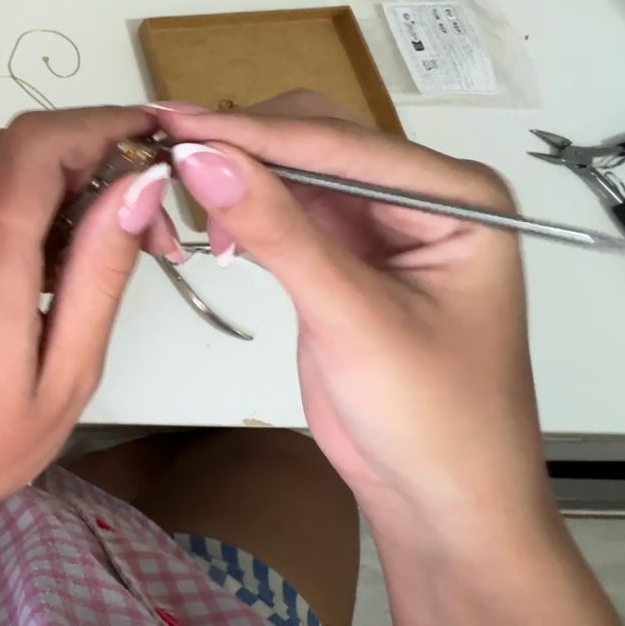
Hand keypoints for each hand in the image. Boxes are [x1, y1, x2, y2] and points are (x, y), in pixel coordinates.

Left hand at [0, 106, 179, 557]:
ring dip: (58, 171)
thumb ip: (102, 268)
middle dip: (89, 151)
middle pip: (17, 142)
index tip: (152, 138)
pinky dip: (21, 190)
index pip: (34, 145)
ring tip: (106, 227)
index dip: (98, 124)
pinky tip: (52, 240)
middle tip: (144, 205)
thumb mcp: (70, 369)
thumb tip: (140, 184)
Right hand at [148, 93, 555, 549]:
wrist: (435, 499)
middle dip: (241, 144)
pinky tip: (210, 226)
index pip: (337, 142)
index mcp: (455, 196)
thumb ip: (277, 231)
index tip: (177, 127)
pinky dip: (235, 204)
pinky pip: (275, 201)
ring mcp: (372, 218)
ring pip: (286, 164)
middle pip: (311, 135)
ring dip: (232, 171)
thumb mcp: (351, 318)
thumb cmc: (433, 420)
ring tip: (179, 187)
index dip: (252, 134)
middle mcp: (415, 193)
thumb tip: (202, 158)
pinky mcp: (334, 245)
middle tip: (169, 151)